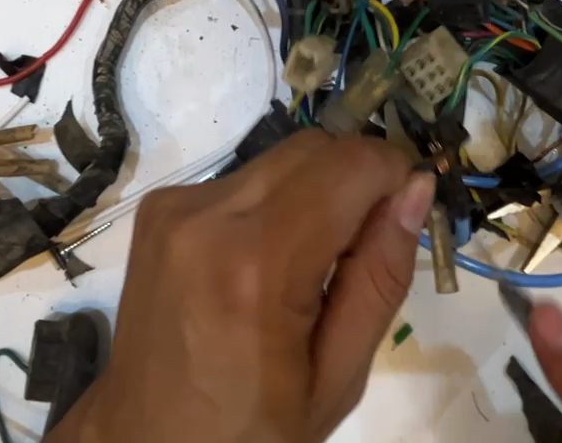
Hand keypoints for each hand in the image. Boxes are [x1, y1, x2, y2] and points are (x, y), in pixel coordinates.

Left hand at [49, 130, 436, 442]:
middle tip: (363, 242)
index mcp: (255, 266)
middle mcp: (208, 215)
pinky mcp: (158, 204)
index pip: (348, 166)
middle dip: (354, 177)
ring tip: (308, 259)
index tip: (408, 207)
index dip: (391, 172)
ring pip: (277, 158)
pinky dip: (268, 202)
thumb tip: (415, 187)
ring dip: (311, 189)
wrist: (146, 439)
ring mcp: (176, 204)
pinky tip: (259, 259)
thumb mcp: (337, 377)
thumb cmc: (252, 429)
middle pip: (312, 148)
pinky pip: (239, 177)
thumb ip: (380, 275)